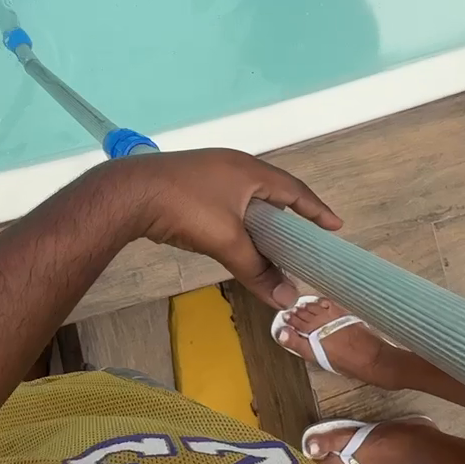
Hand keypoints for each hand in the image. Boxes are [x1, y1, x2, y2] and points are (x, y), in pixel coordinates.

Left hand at [95, 149, 340, 299]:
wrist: (129, 192)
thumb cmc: (185, 208)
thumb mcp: (226, 241)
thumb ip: (257, 270)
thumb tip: (288, 299)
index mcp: (248, 170)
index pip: (293, 189)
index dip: (315, 209)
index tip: (335, 226)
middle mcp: (231, 163)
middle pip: (270, 188)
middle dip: (289, 211)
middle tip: (305, 234)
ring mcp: (207, 169)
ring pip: (245, 194)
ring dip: (260, 215)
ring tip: (272, 238)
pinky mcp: (188, 180)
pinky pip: (225, 197)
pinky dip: (238, 216)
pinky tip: (233, 233)